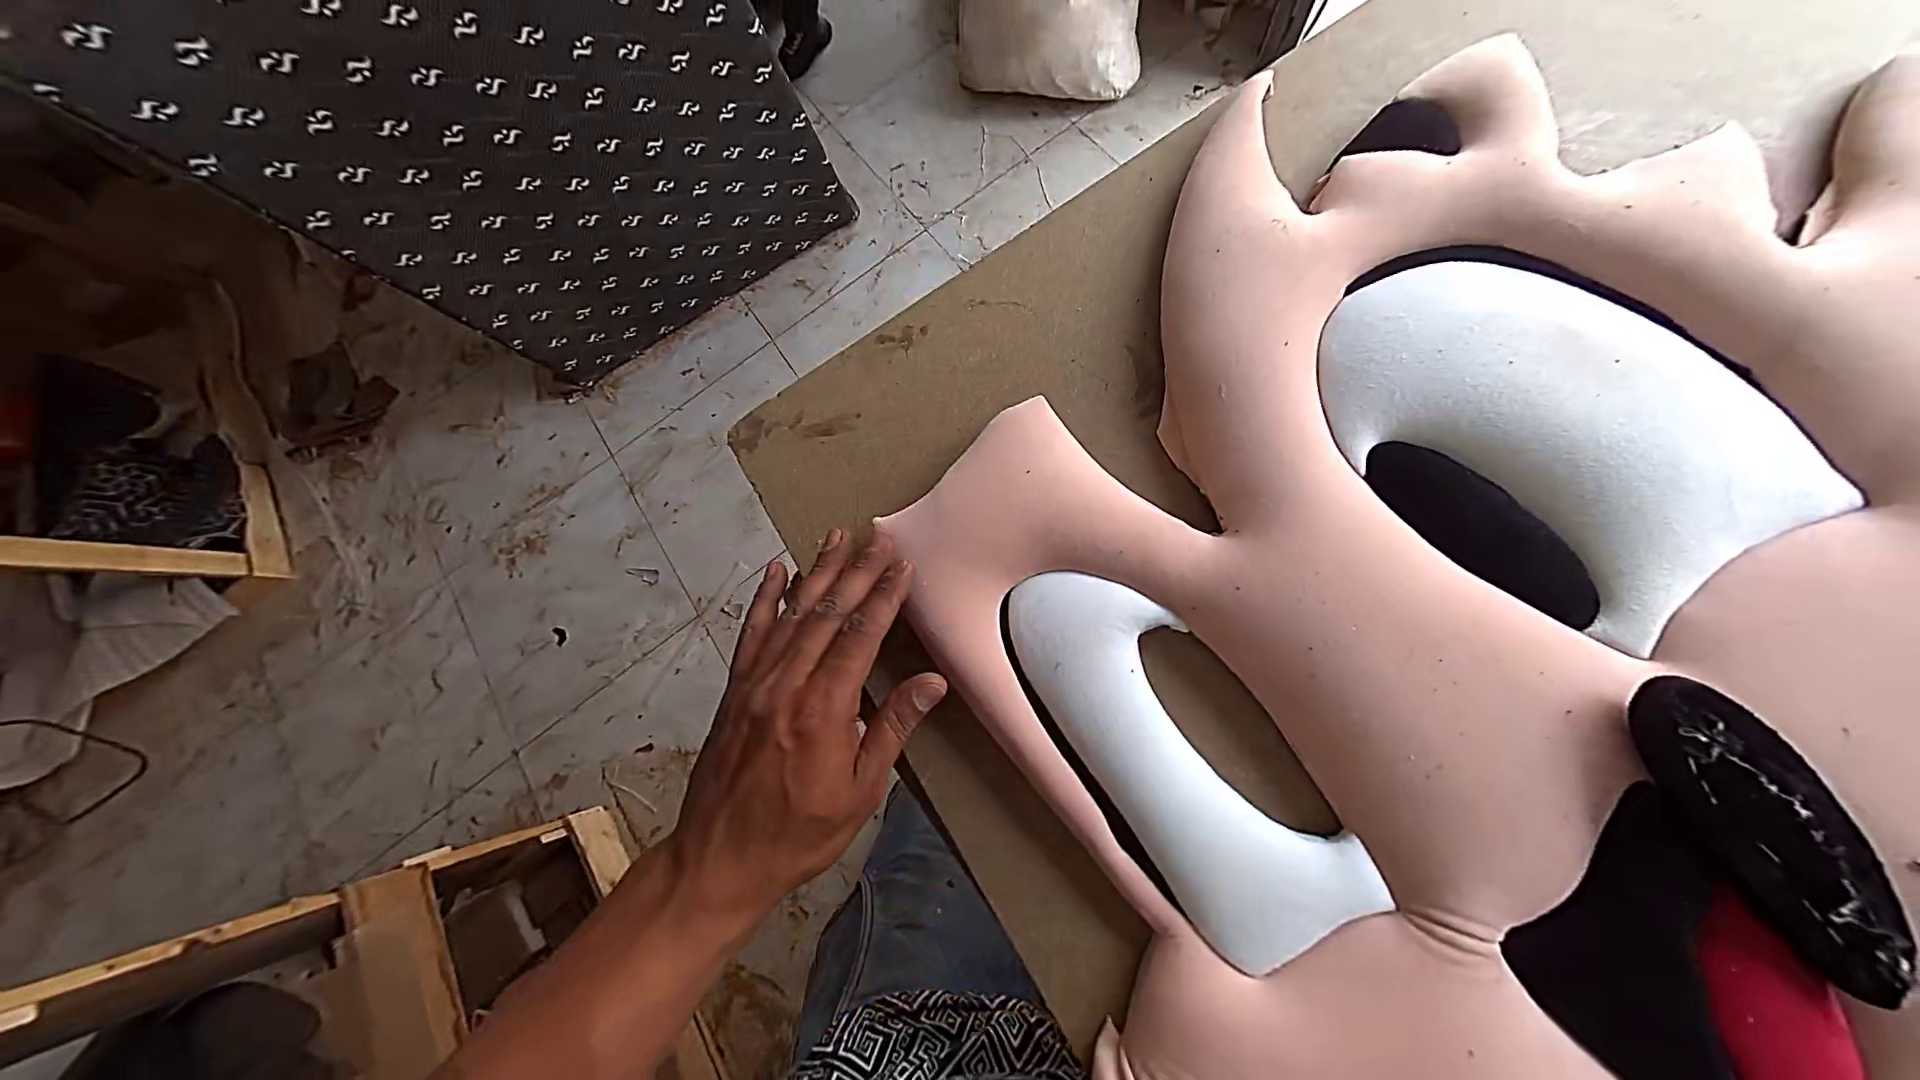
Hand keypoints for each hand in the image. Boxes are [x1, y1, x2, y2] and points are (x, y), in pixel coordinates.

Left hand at [665, 528, 947, 921]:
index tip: (902, 567)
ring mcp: (755, 684)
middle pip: (828, 614)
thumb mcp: (860, 791)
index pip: (861, 636)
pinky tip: (776, 570)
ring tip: (836, 537)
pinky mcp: (736, 690)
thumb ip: (893, 728)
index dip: (885, 597)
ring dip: (817, 572)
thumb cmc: (796, 834)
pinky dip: (765, 598)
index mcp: (822, 710)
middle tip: (879, 539)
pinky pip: (751, 632)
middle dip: (857, 571)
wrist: (718, 860)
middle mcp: (785, 686)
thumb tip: (929, 684)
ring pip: (792, 613)